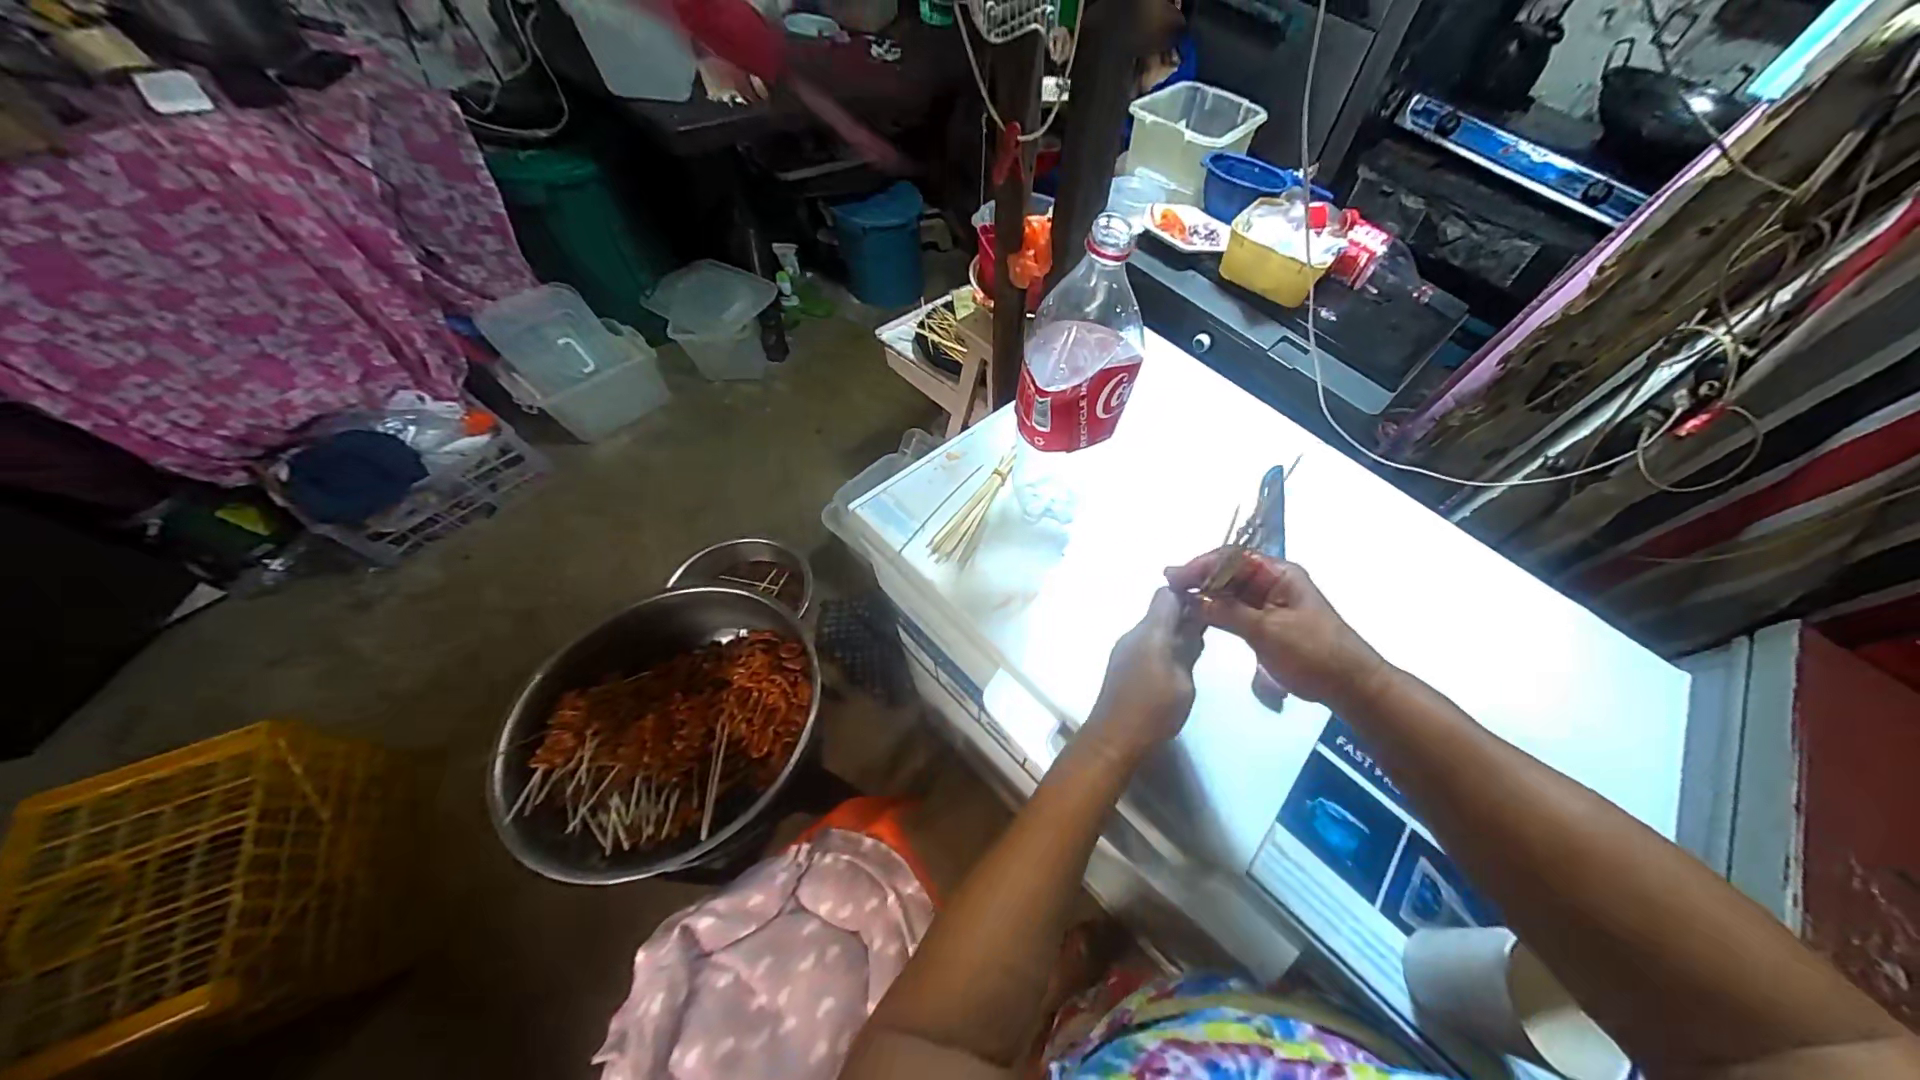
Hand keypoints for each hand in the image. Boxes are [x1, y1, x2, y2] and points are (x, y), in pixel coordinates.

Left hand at [1085, 588, 1203, 757]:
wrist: (1114, 737)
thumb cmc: (1153, 710)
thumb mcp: (1183, 680)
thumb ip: (1189, 649)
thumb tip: (1195, 625)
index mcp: (1150, 632)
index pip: (1167, 595)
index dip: (1189, 594)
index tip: (1211, 602)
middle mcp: (1133, 634)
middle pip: (1160, 609)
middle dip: (1185, 614)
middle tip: (1211, 627)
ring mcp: (1125, 648)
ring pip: (1154, 627)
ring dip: (1174, 631)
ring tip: (1197, 649)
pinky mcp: (1123, 663)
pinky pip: (1146, 643)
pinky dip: (1163, 645)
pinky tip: (1178, 664)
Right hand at [1165, 550, 1390, 707]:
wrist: (1348, 685)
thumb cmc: (1313, 652)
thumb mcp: (1267, 630)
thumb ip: (1227, 612)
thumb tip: (1191, 599)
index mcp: (1279, 574)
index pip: (1232, 558)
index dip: (1201, 565)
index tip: (1174, 577)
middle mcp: (1272, 582)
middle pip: (1228, 571)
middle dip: (1199, 577)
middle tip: (1169, 589)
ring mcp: (1268, 602)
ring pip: (1229, 590)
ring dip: (1204, 594)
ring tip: (1176, 601)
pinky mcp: (1265, 623)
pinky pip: (1234, 609)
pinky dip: (1214, 610)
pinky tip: (1196, 615)